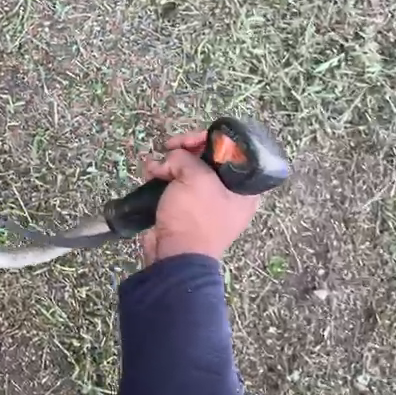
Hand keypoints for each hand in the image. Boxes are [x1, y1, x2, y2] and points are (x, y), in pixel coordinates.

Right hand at [139, 131, 259, 264]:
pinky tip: (150, 176)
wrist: (177, 254)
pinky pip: (175, 185)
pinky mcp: (185, 209)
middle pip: (207, 159)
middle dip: (183, 152)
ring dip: (168, 164)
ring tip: (153, 169)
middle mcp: (229, 193)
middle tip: (167, 149)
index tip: (186, 141)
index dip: (208, 141)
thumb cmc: (196, 216)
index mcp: (245, 188)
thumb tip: (170, 159)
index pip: (232, 152)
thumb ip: (186, 158)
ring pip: (187, 170)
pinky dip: (162, 177)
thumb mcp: (196, 179)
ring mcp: (206, 202)